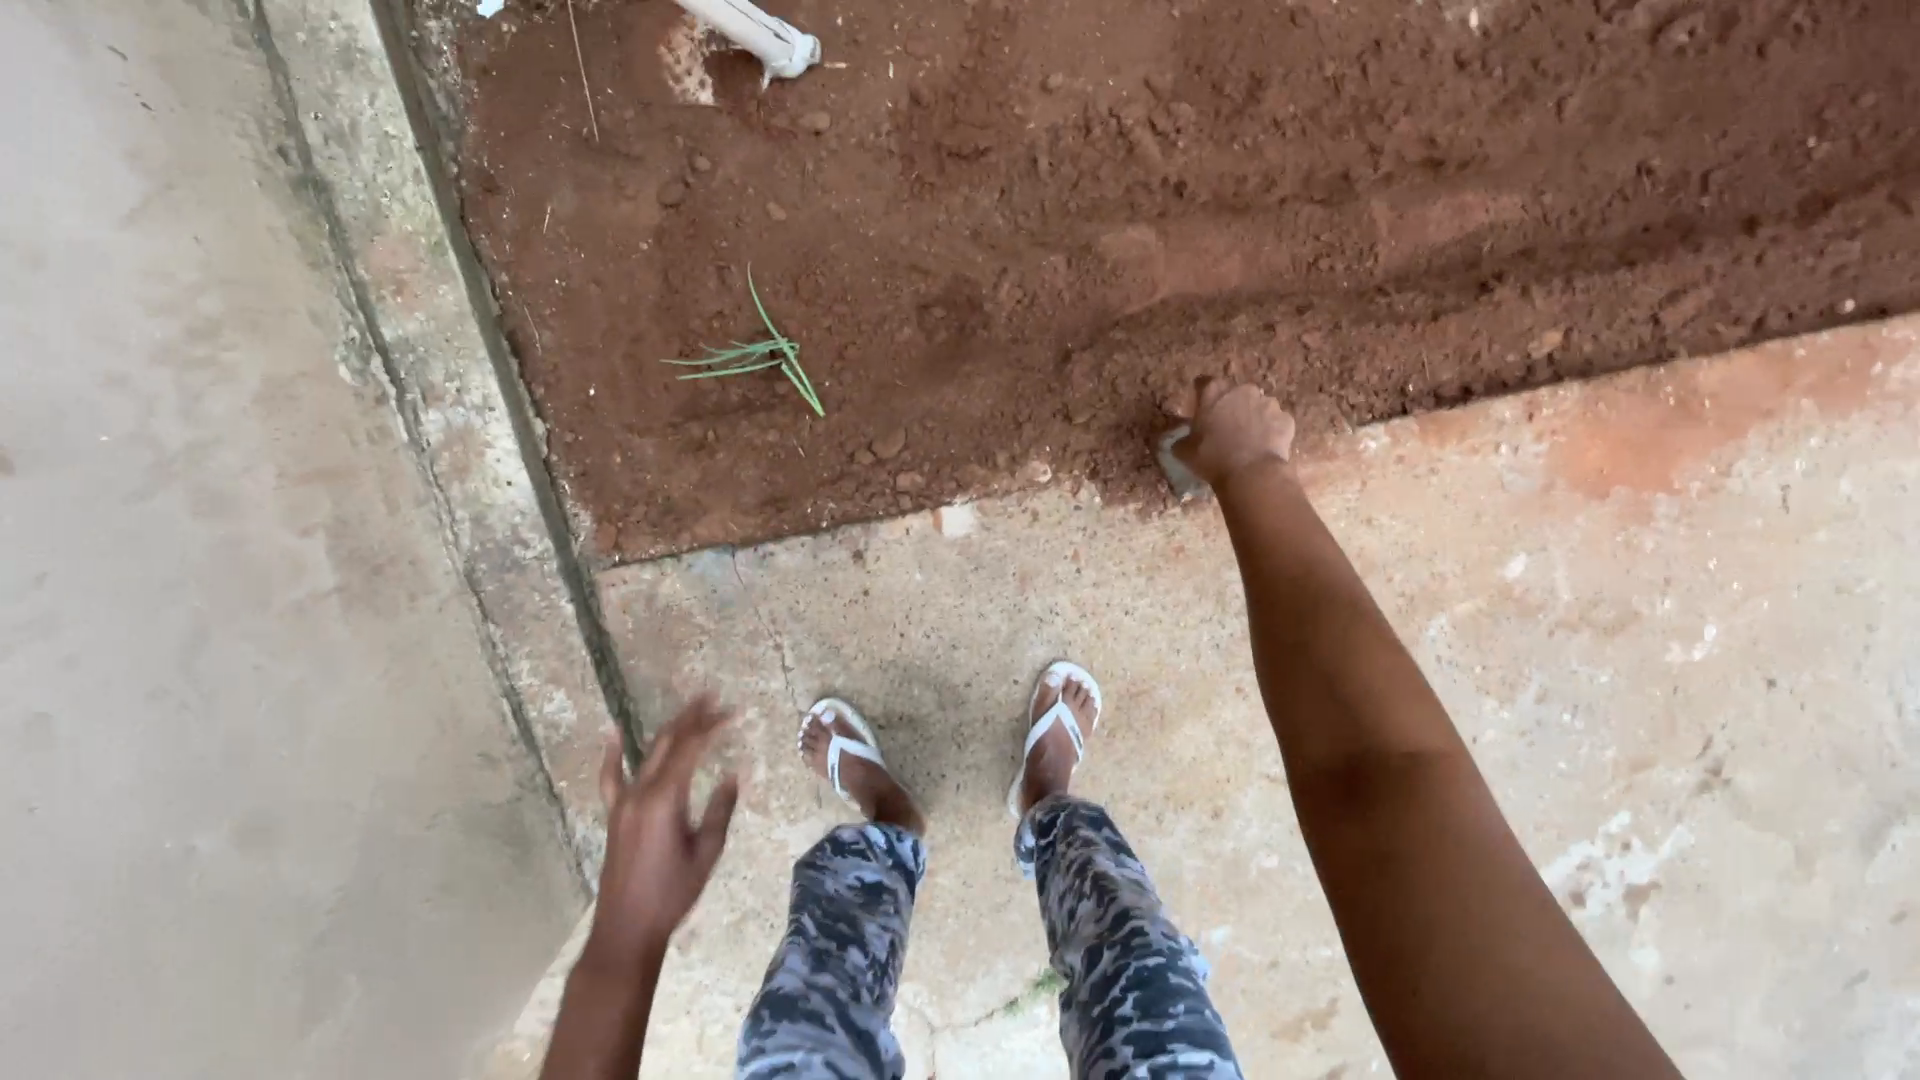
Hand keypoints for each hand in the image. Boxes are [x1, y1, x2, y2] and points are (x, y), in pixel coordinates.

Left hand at [587, 696, 740, 963]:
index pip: (691, 749)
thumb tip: (731, 776)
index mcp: (665, 799)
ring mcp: (623, 802)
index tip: (733, 712)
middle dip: (693, 718)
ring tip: (688, 709)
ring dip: (669, 729)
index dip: (711, 726)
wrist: (627, 928)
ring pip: (648, 753)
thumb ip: (720, 810)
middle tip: (715, 699)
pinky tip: (615, 733)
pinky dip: (614, 753)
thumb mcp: (706, 853)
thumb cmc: (672, 894)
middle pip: (668, 743)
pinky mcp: (615, 814)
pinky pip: (612, 777)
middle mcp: (641, 793)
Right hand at [1172, 378, 1297, 489]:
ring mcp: (1268, 402)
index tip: (1199, 412)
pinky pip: (1275, 422)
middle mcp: (1243, 389)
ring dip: (1251, 417)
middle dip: (1230, 406)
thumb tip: (1182, 440)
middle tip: (1224, 428)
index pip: (1203, 383)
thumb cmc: (1211, 457)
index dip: (1200, 397)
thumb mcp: (1184, 451)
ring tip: (1247, 440)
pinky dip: (1270, 431)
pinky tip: (1262, 447)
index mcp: (1214, 391)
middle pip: (1234, 393)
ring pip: (1257, 406)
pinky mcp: (1286, 419)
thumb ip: (1182, 439)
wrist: (1251, 474)